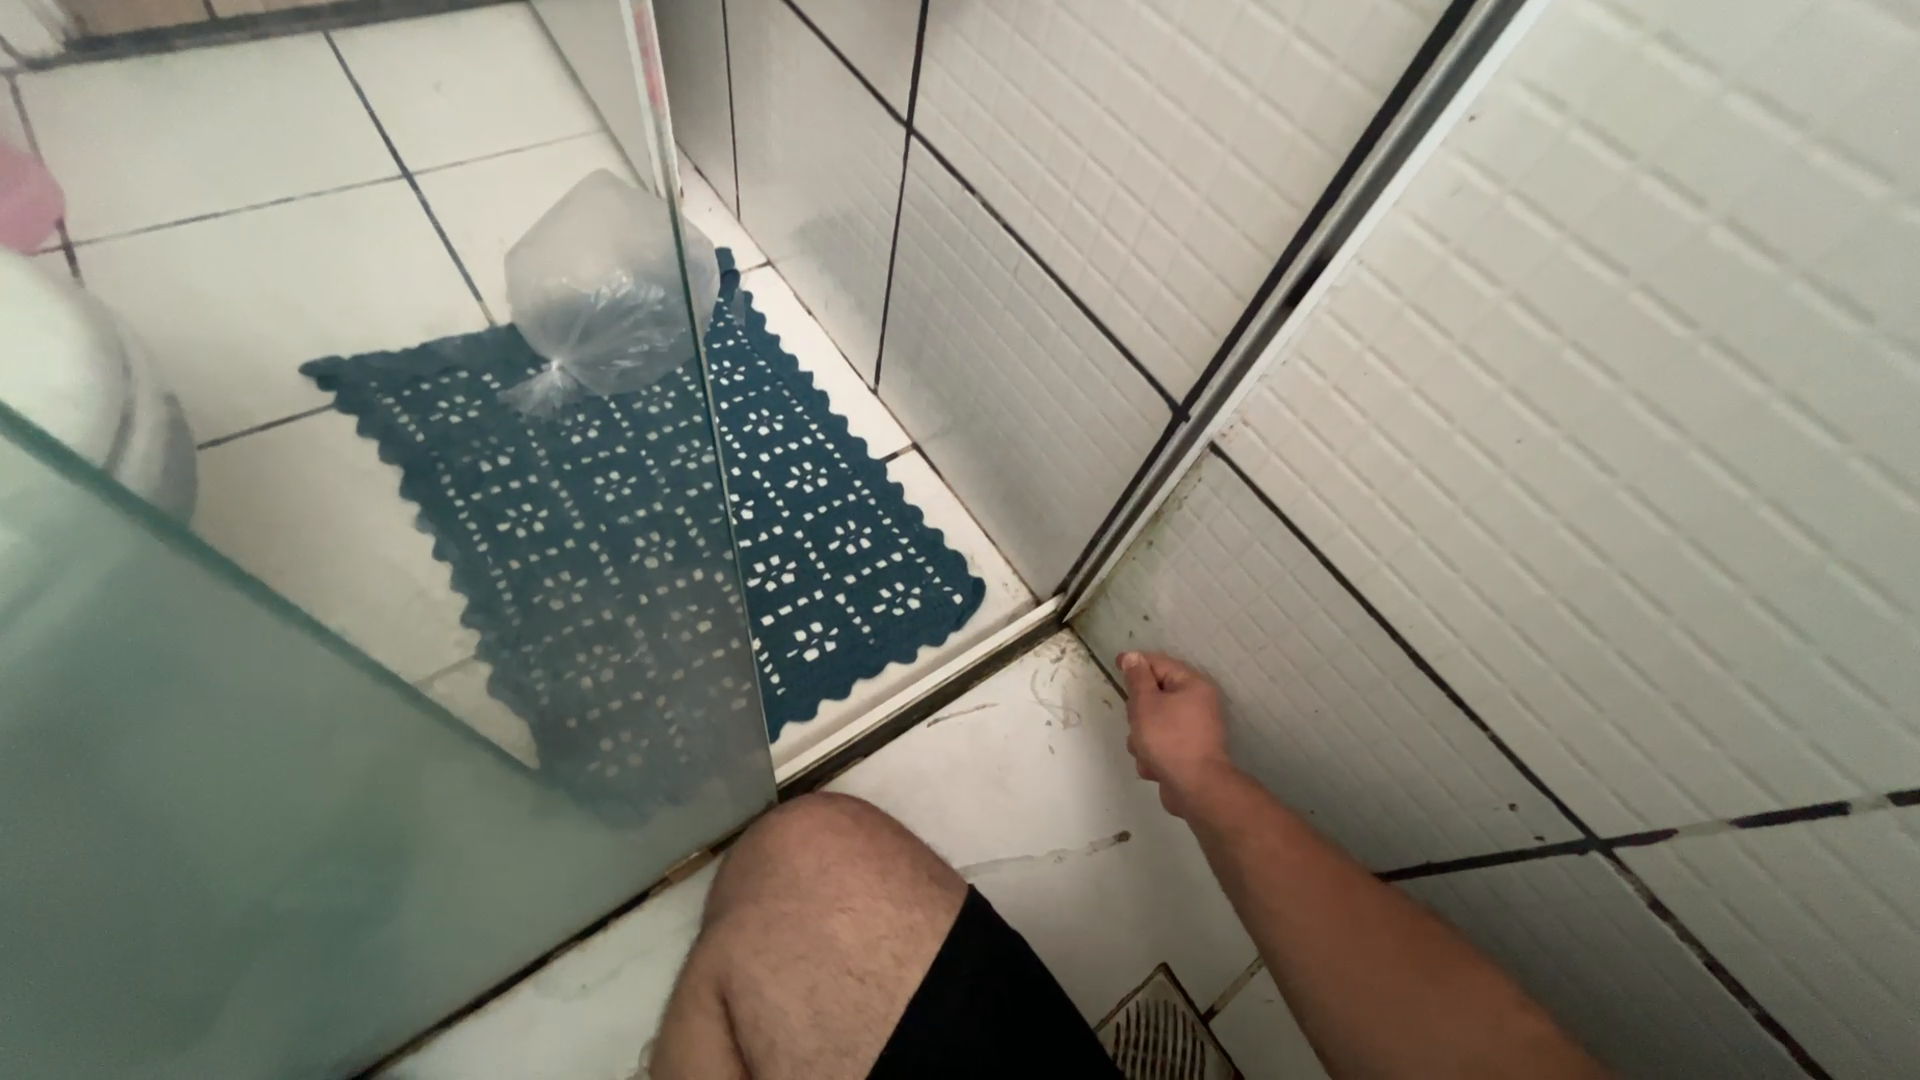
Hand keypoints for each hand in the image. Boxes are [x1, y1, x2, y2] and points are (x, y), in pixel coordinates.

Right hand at [1118, 652, 1234, 817]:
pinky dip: (1152, 754)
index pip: (1158, 663)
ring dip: (1141, 737)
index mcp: (1192, 685)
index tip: (1116, 666)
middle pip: (1154, 695)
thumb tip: (1133, 657)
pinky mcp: (1186, 752)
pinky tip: (1153, 766)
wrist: (1194, 788)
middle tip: (1135, 721)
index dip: (1135, 663)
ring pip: (1153, 723)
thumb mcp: (1145, 703)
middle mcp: (1197, 704)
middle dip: (1137, 711)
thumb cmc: (1168, 738)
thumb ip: (1137, 678)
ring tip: (1144, 749)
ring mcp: (1192, 730)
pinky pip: (1160, 744)